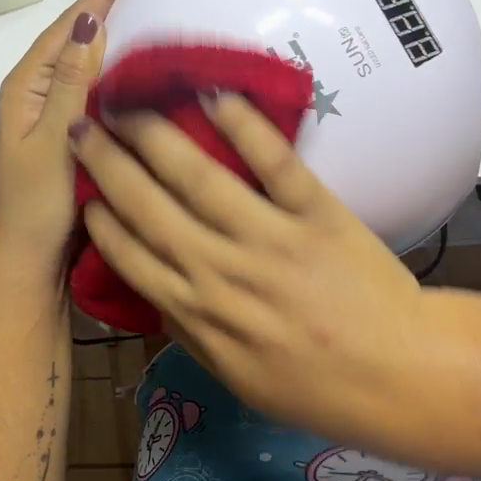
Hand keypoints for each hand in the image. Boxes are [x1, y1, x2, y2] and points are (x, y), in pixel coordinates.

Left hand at [0, 0, 136, 268]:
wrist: (30, 261)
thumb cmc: (37, 202)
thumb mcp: (54, 138)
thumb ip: (71, 81)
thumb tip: (89, 20)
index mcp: (26, 86)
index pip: (67, 27)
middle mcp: (36, 92)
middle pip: (74, 39)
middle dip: (106, 7)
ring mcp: (52, 113)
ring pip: (84, 63)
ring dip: (112, 35)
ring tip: (146, 10)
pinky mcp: (70, 133)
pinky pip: (93, 89)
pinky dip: (114, 70)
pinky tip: (137, 68)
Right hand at [70, 93, 434, 447]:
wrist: (399, 375)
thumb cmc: (317, 386)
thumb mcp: (237, 378)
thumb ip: (190, 334)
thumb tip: (154, 295)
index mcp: (198, 312)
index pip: (130, 254)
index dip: (99, 215)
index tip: (80, 185)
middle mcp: (219, 270)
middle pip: (148, 206)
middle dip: (107, 162)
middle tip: (82, 124)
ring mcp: (267, 237)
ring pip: (197, 177)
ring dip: (154, 135)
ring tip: (125, 103)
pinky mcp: (316, 211)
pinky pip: (274, 162)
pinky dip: (244, 126)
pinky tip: (213, 94)